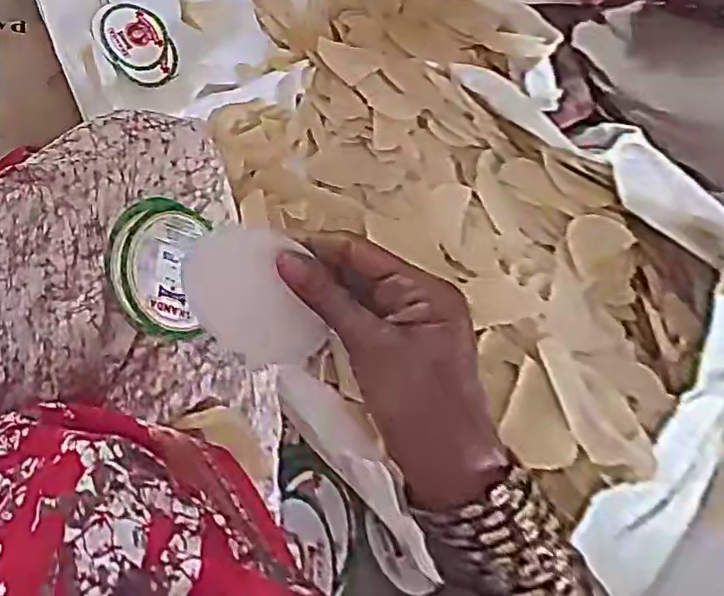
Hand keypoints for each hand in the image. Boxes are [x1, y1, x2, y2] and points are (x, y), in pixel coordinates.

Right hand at [277, 235, 510, 509]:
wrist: (450, 477)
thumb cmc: (419, 406)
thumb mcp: (369, 344)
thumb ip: (326, 297)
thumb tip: (286, 259)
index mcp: (426, 290)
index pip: (362, 252)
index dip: (319, 246)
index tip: (278, 246)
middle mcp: (420, 299)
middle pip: (358, 269)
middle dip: (317, 266)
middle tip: (273, 265)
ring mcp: (408, 323)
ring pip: (355, 291)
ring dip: (321, 288)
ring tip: (281, 283)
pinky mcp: (394, 345)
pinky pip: (357, 314)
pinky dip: (330, 310)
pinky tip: (303, 309)